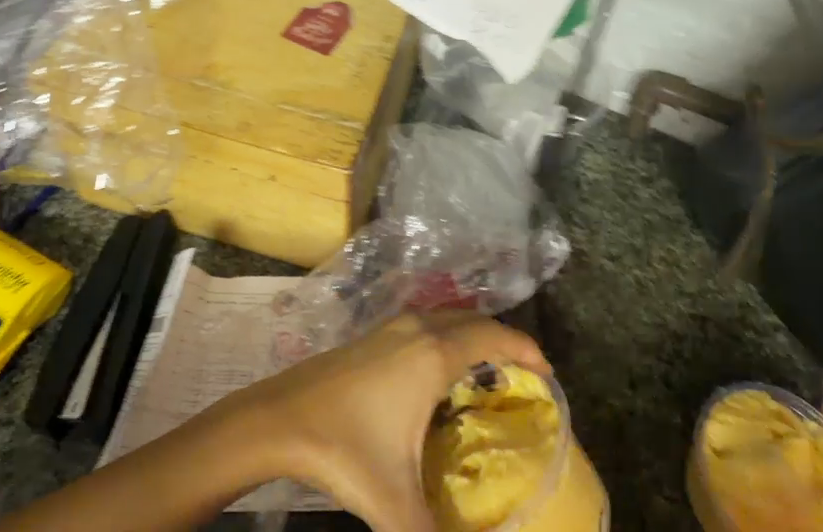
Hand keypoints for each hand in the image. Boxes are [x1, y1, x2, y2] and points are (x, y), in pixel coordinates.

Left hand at [214, 311, 551, 531]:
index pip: (494, 336)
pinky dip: (444, 338)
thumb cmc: (343, 451)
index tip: (546, 373)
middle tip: (522, 378)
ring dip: (471, 335)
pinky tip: (437, 376)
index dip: (525, 349)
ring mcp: (389, 328)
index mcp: (432, 355)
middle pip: (473, 320)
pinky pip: (423, 326)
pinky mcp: (369, 336)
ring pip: (445, 318)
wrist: (275, 419)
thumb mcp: (395, 505)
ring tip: (486, 374)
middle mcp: (416, 330)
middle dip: (502, 341)